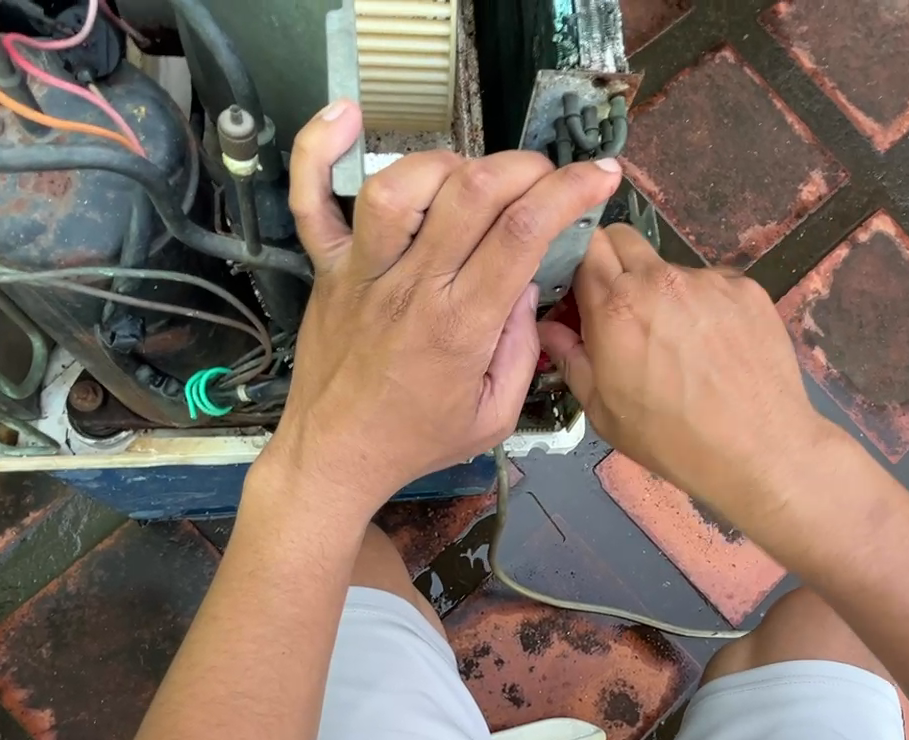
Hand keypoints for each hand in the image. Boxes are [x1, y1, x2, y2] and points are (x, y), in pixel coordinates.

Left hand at [263, 101, 622, 517]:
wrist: (337, 455)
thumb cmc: (418, 442)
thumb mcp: (494, 417)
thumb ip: (522, 353)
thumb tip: (527, 285)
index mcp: (460, 328)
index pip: (522, 235)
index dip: (569, 192)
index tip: (598, 176)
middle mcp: (412, 288)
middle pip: (471, 194)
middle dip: (524, 169)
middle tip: (544, 179)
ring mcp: (362, 273)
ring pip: (399, 186)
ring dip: (448, 163)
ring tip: (472, 180)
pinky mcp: (328, 270)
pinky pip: (311, 200)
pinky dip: (319, 150)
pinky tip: (347, 115)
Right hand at [537, 225, 837, 520]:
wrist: (756, 449)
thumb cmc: (669, 439)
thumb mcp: (602, 411)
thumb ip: (572, 359)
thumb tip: (549, 327)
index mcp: (615, 307)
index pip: (583, 247)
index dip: (576, 263)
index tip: (577, 289)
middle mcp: (660, 280)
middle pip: (622, 238)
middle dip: (611, 261)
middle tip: (618, 307)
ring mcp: (707, 280)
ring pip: (668, 266)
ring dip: (661, 291)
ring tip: (677, 343)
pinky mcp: (746, 288)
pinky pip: (710, 284)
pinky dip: (702, 306)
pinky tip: (712, 347)